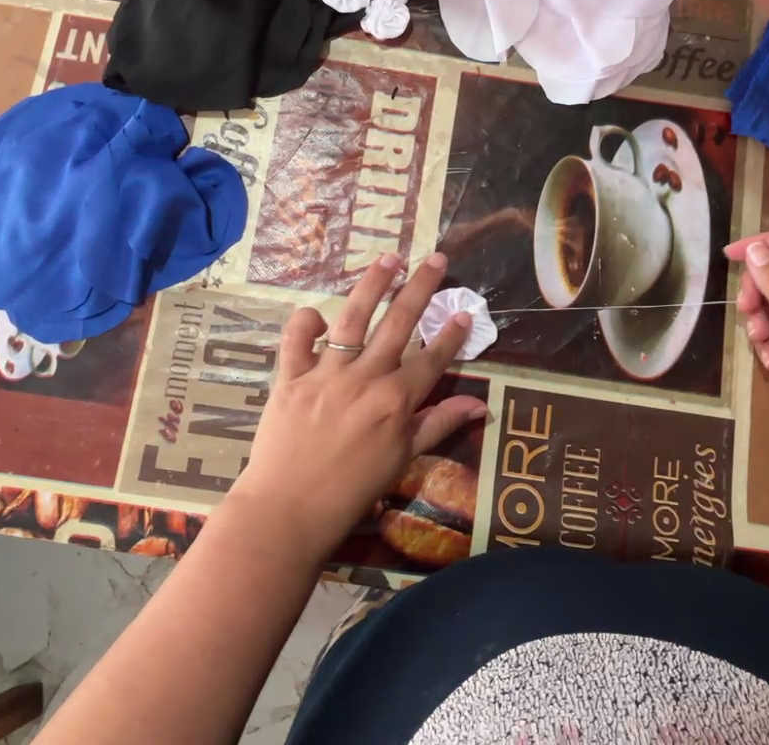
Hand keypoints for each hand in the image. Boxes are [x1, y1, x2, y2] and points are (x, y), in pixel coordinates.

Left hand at [230, 252, 488, 558]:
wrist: (289, 510)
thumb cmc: (352, 490)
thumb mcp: (403, 458)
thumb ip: (438, 424)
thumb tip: (480, 405)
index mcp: (395, 400)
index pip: (431, 358)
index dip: (451, 334)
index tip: (465, 311)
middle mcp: (364, 378)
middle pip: (398, 323)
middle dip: (421, 288)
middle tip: (436, 258)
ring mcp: (325, 374)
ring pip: (353, 319)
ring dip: (373, 285)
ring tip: (389, 258)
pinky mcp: (290, 377)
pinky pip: (296, 340)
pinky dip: (305, 323)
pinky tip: (316, 313)